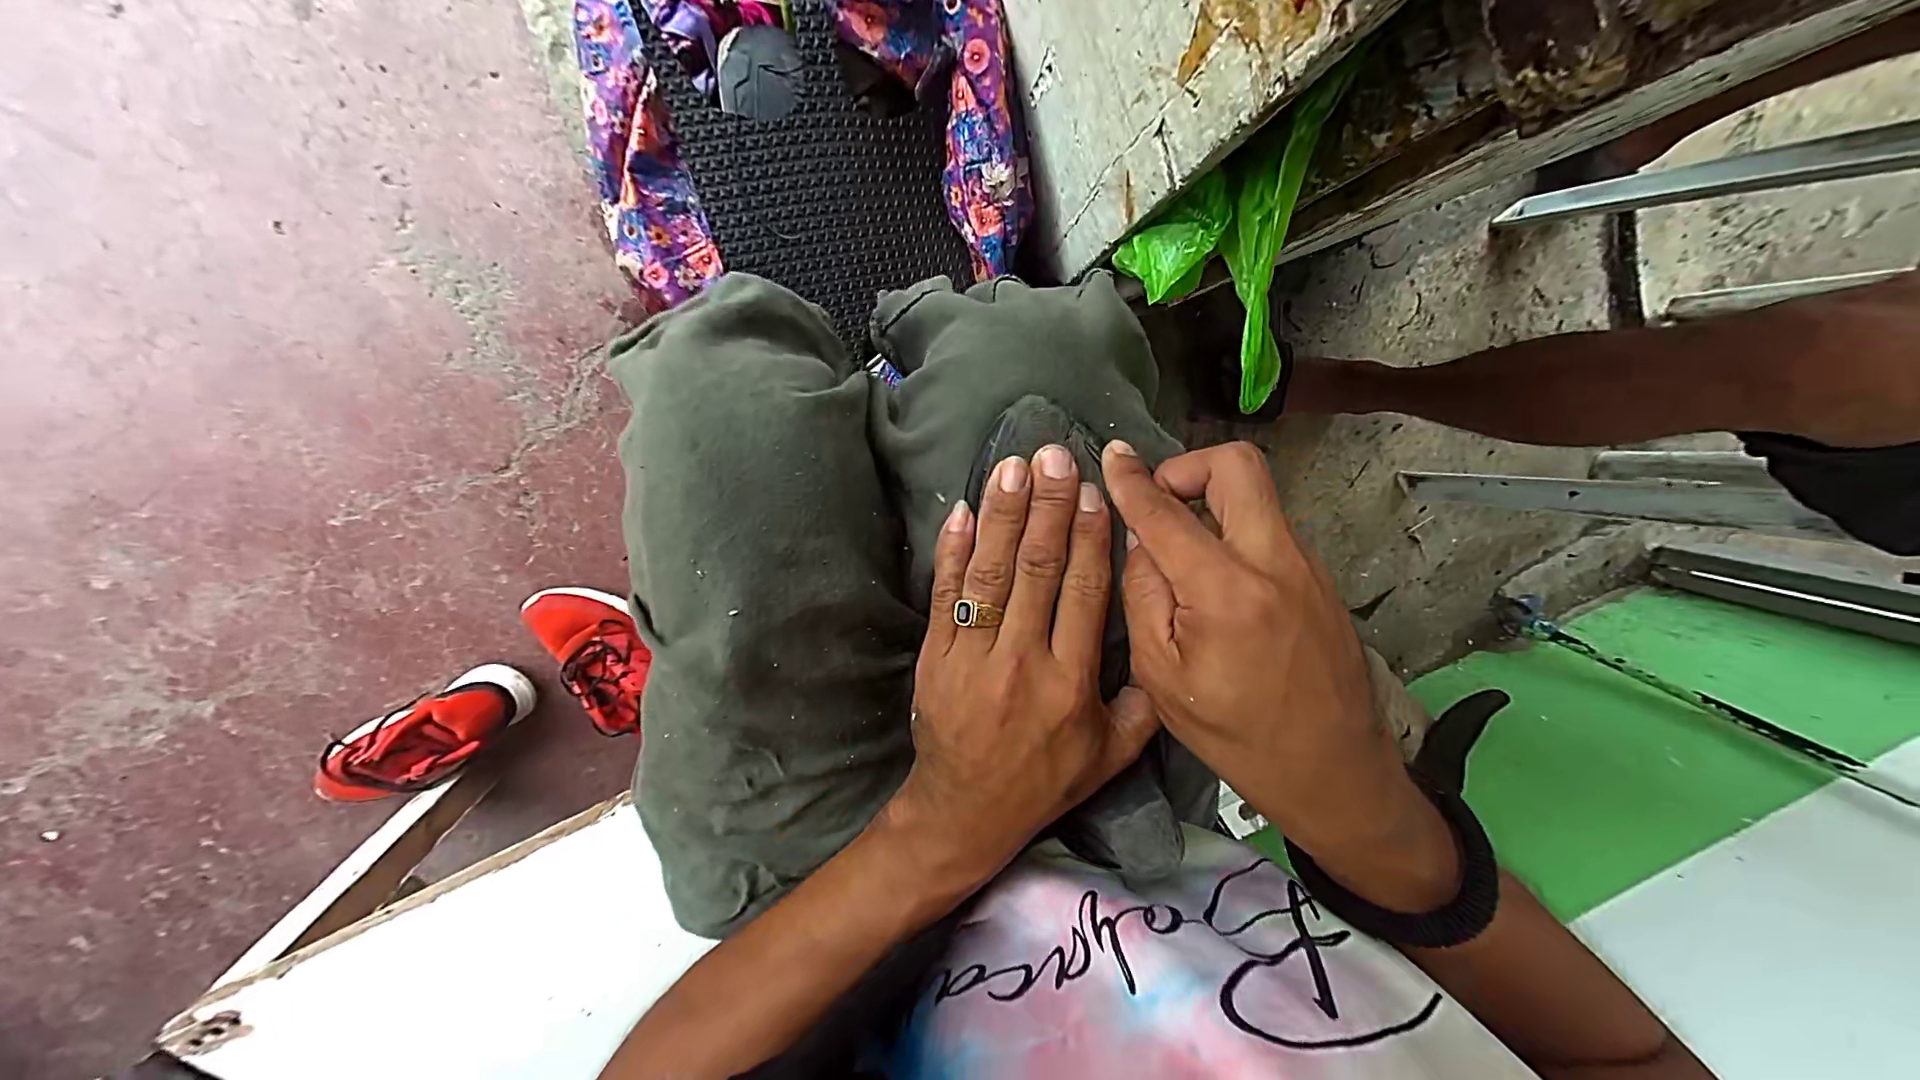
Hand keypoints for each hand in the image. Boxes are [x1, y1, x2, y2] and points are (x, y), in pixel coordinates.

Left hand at [888, 444, 1160, 884]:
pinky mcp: (934, 657)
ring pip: (990, 574)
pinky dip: (952, 552)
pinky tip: (962, 511)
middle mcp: (1022, 661)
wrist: (965, 812)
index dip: (1089, 536)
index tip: (1091, 490)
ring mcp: (972, 656)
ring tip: (1012, 467)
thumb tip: (1160, 648)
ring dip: (1001, 515)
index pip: (1084, 592)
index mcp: (1071, 682)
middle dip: (1046, 507)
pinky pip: (945, 596)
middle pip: (1036, 570)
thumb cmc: (1042, 781)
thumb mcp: (1109, 758)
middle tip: (1053, 454)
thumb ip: (1142, 706)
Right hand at [1102, 441, 1456, 908]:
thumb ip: (1143, 596)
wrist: (1335, 773)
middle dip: (1187, 466)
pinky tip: (1215, 579)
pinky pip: (1268, 528)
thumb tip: (1142, 542)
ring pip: (1256, 495)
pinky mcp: (1321, 579)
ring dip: (1210, 501)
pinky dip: (1232, 531)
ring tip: (1180, 548)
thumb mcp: (1161, 677)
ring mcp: (1308, 567)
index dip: (1131, 479)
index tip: (1113, 456)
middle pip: (1237, 465)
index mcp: (1226, 592)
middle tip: (1158, 502)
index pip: (1167, 512)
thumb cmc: (1236, 736)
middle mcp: (1275, 563)